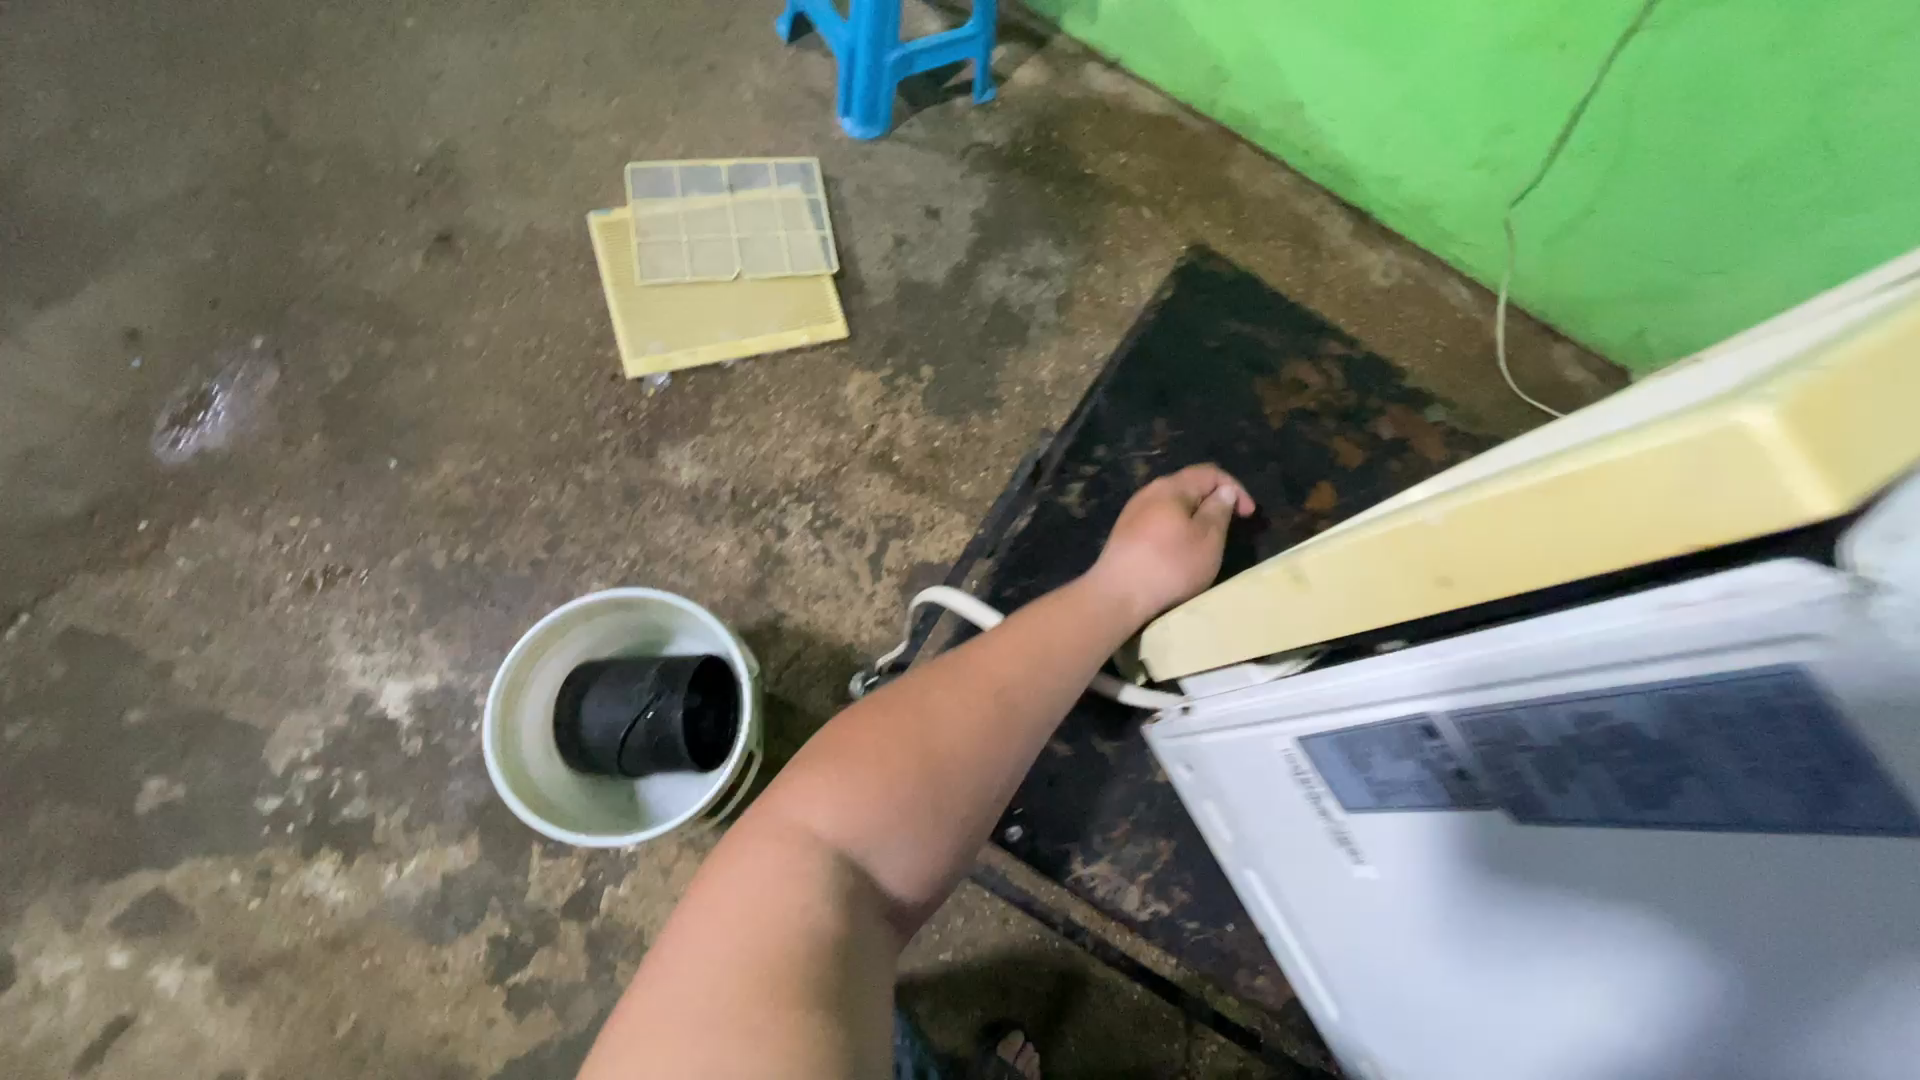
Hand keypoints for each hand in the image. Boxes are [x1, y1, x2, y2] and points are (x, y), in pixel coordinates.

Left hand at [1083, 464, 1253, 626]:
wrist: (1117, 595)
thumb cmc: (1170, 565)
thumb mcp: (1207, 538)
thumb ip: (1218, 510)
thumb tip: (1223, 491)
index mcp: (1170, 487)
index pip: (1209, 473)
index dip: (1235, 489)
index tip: (1248, 516)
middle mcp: (1148, 492)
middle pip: (1188, 486)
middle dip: (1213, 501)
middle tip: (1230, 525)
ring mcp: (1132, 513)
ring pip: (1172, 505)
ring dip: (1194, 516)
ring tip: (1207, 539)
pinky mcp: (1124, 533)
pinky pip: (1158, 521)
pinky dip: (1176, 528)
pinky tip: (1179, 549)